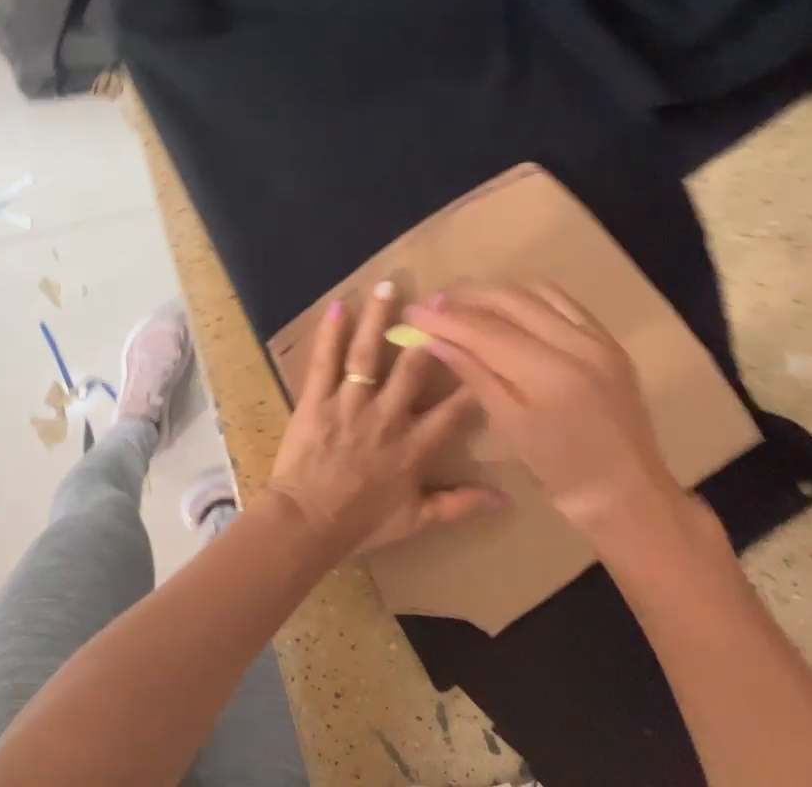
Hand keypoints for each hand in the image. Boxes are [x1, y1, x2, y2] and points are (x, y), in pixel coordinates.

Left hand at [267, 282, 505, 556]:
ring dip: (378, 318)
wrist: (306, 524)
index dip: (472, 379)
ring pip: (367, 355)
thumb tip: (505, 499)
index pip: (452, 409)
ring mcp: (348, 405)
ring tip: (388, 286)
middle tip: (441, 300)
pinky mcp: (314, 401)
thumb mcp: (416, 520)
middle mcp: (385, 418)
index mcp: (413, 447)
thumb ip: (459, 505)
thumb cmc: (361, 524)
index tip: (487, 349)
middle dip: (428, 332)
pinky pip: (323, 362)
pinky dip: (330, 333)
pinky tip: (338, 306)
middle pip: (411, 369)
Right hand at [405, 284, 682, 536]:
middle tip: (430, 305)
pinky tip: (505, 310)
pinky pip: (562, 302)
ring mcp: (598, 338)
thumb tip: (432, 339)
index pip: (485, 331)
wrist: (626, 490)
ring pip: (536, 292)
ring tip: (463, 305)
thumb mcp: (509, 423)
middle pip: (509, 300)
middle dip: (464, 298)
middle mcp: (577, 343)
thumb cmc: (560, 469)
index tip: (410, 314)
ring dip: (494, 293)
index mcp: (550, 373)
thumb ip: (473, 373)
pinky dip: (527, 299)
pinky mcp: (608, 340)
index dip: (443, 319)